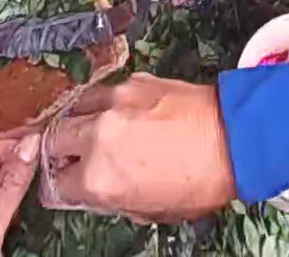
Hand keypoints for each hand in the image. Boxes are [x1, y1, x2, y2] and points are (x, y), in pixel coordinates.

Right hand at [41, 73, 236, 221]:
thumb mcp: (145, 208)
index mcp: (96, 177)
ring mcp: (117, 101)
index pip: (55, 182)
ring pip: (77, 105)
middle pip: (55, 137)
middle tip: (75, 155)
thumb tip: (94, 187)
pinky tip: (123, 112)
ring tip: (95, 129)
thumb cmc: (198, 178)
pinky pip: (108, 90)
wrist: (233, 134)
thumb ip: (109, 196)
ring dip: (80, 118)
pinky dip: (107, 101)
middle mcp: (99, 134)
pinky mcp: (137, 80)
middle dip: (62, 148)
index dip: (63, 184)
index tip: (68, 181)